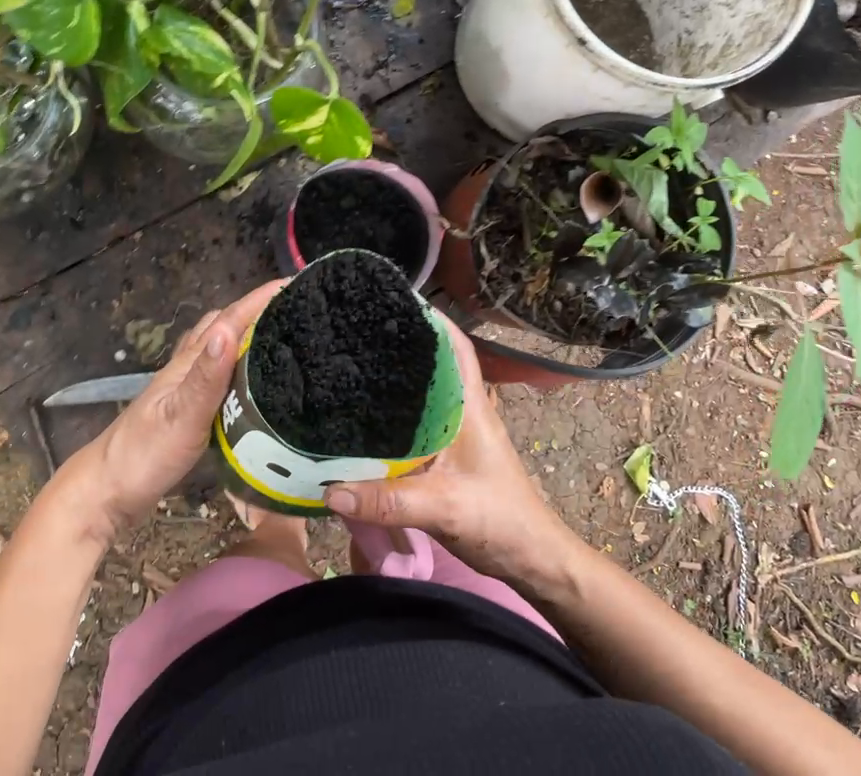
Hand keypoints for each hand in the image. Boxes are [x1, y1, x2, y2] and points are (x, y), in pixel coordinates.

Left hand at [58, 281, 285, 541]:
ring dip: (249, 337)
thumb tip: (228, 329)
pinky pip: (220, 378)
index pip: (229, 320)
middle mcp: (187, 369)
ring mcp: (185, 390)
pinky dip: (240, 369)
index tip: (296, 283)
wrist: (107, 491)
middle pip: (224, 326)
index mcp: (187, 364)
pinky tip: (254, 384)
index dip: (261, 300)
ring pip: (220, 350)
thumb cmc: (144, 454)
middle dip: (258, 311)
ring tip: (283, 339)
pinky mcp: (188, 412)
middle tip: (295, 310)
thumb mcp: (181, 415)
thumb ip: (205, 376)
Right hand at [323, 319, 585, 586]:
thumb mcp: (445, 508)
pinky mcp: (446, 458)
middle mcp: (463, 412)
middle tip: (351, 334)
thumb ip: (389, 501)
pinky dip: (391, 418)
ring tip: (348, 368)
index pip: (454, 346)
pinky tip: (362, 422)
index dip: (429, 319)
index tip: (390, 302)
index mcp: (470, 406)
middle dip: (399, 346)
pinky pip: (414, 426)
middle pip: (431, 366)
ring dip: (393, 382)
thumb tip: (328, 490)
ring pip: (421, 396)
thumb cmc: (500, 521)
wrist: (532, 559)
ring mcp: (456, 435)